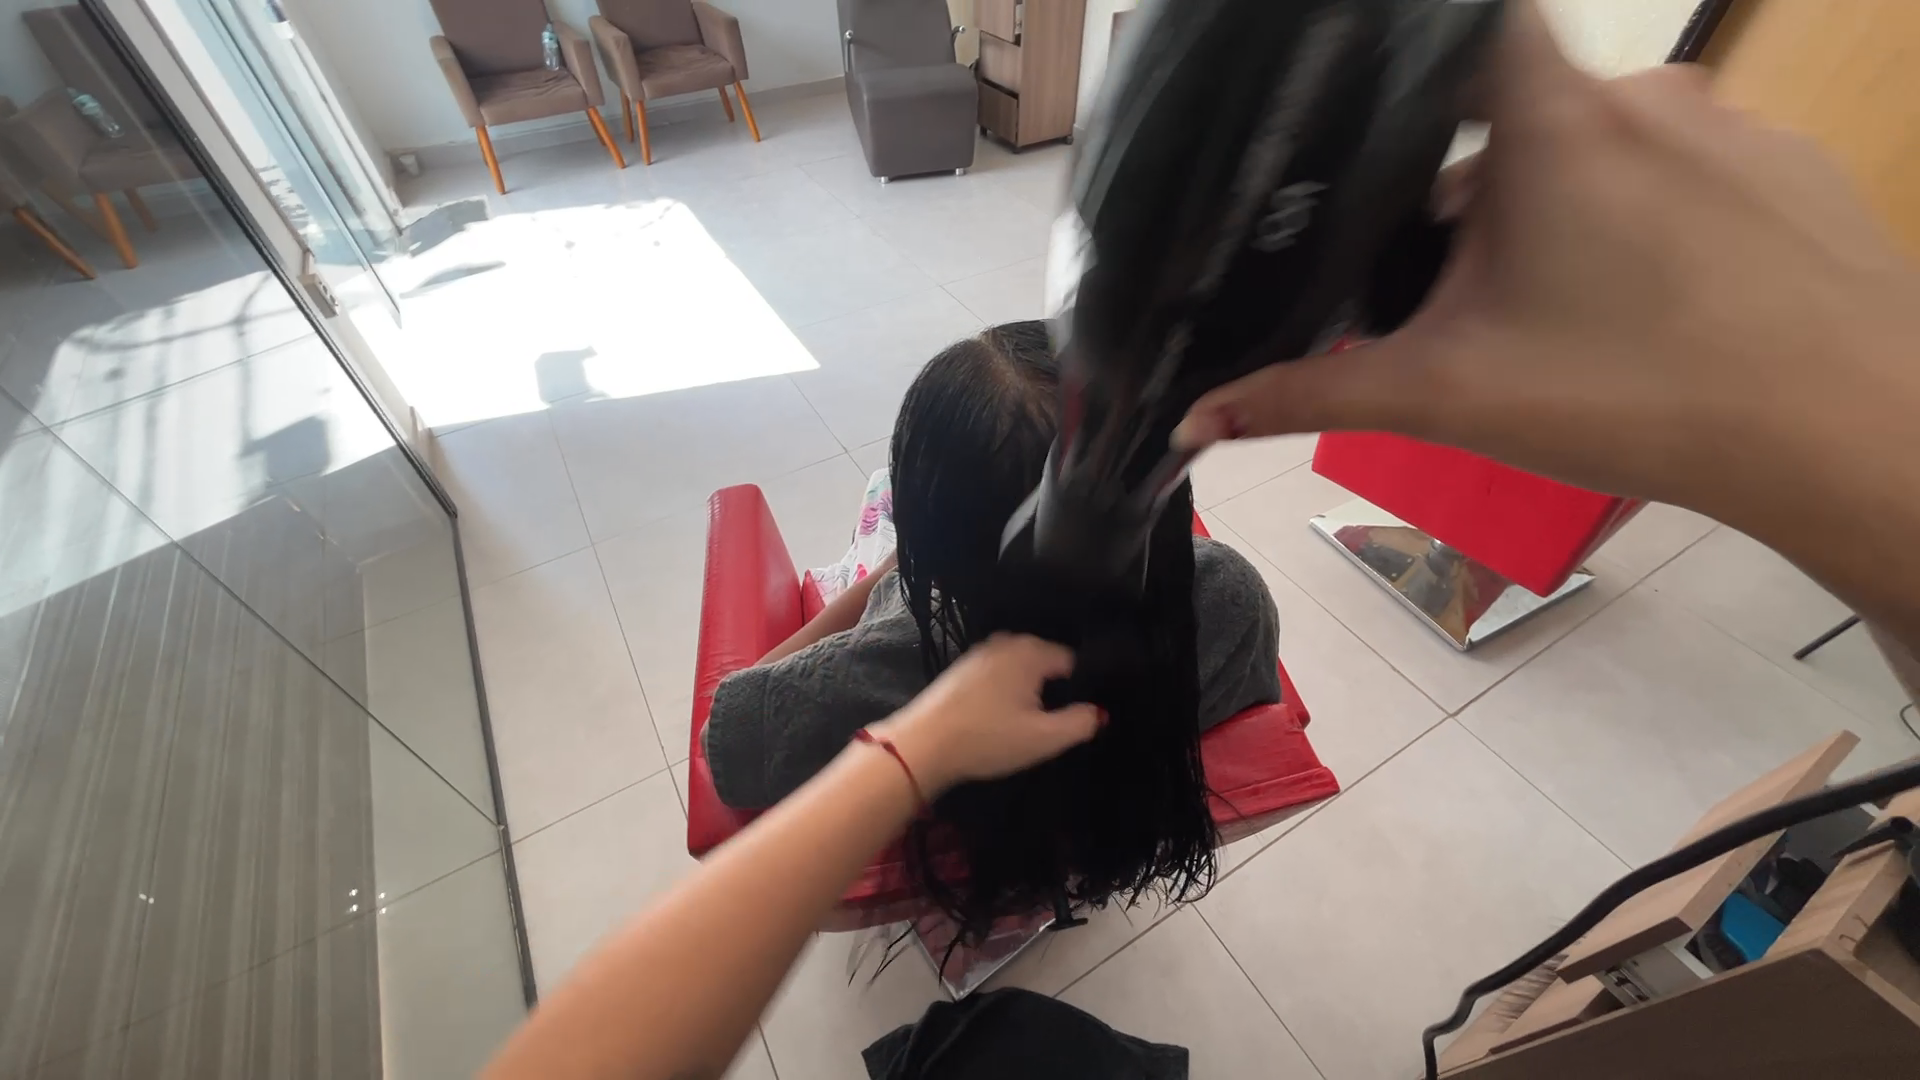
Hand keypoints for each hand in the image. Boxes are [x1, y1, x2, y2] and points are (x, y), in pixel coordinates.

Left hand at [871, 634, 1102, 794]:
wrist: (924, 743)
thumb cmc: (988, 739)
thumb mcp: (1043, 738)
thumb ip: (1080, 723)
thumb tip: (1100, 711)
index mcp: (1031, 652)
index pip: (1073, 660)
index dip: (1080, 686)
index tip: (1075, 713)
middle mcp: (1007, 642)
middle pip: (1046, 660)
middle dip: (1054, 685)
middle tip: (1052, 720)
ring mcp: (981, 653)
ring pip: (1020, 667)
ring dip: (1028, 688)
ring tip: (1028, 719)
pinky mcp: (963, 668)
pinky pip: (999, 672)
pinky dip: (1006, 688)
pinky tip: (1000, 715)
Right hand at [1172, 0, 1919, 517]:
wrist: (1856, 439)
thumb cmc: (1629, 395)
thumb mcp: (1437, 397)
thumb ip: (1305, 398)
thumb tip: (1191, 423)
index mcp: (1551, 129)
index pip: (1463, 29)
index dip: (1399, 56)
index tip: (1354, 121)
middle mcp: (1643, 101)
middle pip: (1507, 111)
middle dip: (1449, 187)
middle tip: (1415, 277)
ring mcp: (1727, 132)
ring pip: (1581, 149)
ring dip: (1526, 212)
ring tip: (1509, 308)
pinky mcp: (1784, 176)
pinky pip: (1659, 174)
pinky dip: (1609, 221)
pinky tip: (1609, 307)